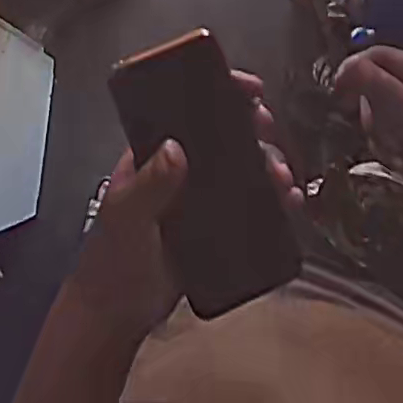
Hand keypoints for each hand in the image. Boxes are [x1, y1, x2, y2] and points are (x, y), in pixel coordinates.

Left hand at [66, 72, 300, 338]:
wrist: (117, 314)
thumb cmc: (112, 256)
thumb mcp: (127, 213)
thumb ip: (149, 184)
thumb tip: (176, 148)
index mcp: (154, 152)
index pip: (188, 111)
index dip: (219, 94)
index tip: (248, 88)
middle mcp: (181, 168)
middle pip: (223, 136)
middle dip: (250, 127)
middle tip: (268, 128)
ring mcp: (200, 199)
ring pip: (242, 170)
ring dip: (267, 165)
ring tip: (282, 177)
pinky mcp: (218, 230)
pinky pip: (250, 208)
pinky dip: (273, 201)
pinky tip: (289, 202)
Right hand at [333, 44, 402, 200]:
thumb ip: (384, 90)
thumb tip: (345, 66)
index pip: (378, 56)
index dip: (355, 71)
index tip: (338, 99)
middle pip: (374, 84)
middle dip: (370, 109)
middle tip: (384, 135)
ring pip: (376, 113)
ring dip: (378, 133)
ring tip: (397, 156)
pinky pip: (385, 136)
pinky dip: (385, 149)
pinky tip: (399, 166)